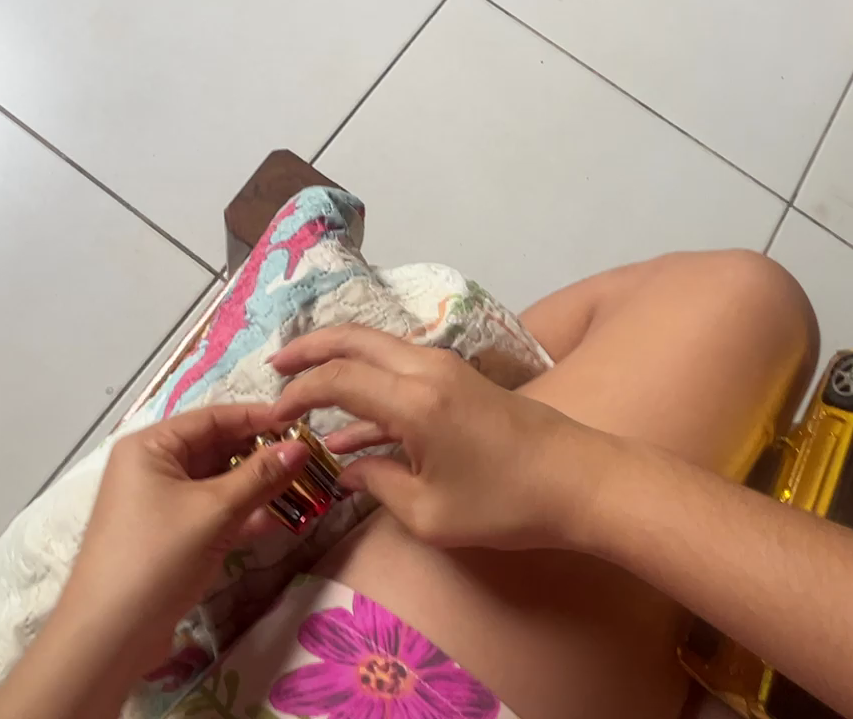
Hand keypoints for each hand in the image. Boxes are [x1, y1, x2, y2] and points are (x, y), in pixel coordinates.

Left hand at [58, 403, 310, 675]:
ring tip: (300, 486)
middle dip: (259, 454)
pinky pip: (210, 512)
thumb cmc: (157, 558)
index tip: (299, 421)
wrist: (108, 640)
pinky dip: (240, 513)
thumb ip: (260, 476)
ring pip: (216, 483)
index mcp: (151, 446)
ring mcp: (158, 503)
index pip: (212, 417)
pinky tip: (276, 519)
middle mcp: (152, 467)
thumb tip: (301, 447)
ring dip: (255, 486)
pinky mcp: (168, 536)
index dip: (256, 417)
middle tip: (305, 457)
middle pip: (215, 448)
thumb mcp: (214, 511)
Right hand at [269, 325, 617, 550]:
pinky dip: (369, 382)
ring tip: (301, 383)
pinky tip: (350, 425)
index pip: (337, 379)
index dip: (297, 392)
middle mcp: (424, 368)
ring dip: (337, 359)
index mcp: (413, 400)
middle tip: (275, 366)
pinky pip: (398, 367)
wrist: (580, 481)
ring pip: (376, 346)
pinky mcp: (457, 377)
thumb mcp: (430, 513)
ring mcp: (444, 367)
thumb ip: (376, 483)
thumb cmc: (507, 504)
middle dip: (308, 348)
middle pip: (352, 339)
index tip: (272, 414)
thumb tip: (344, 469)